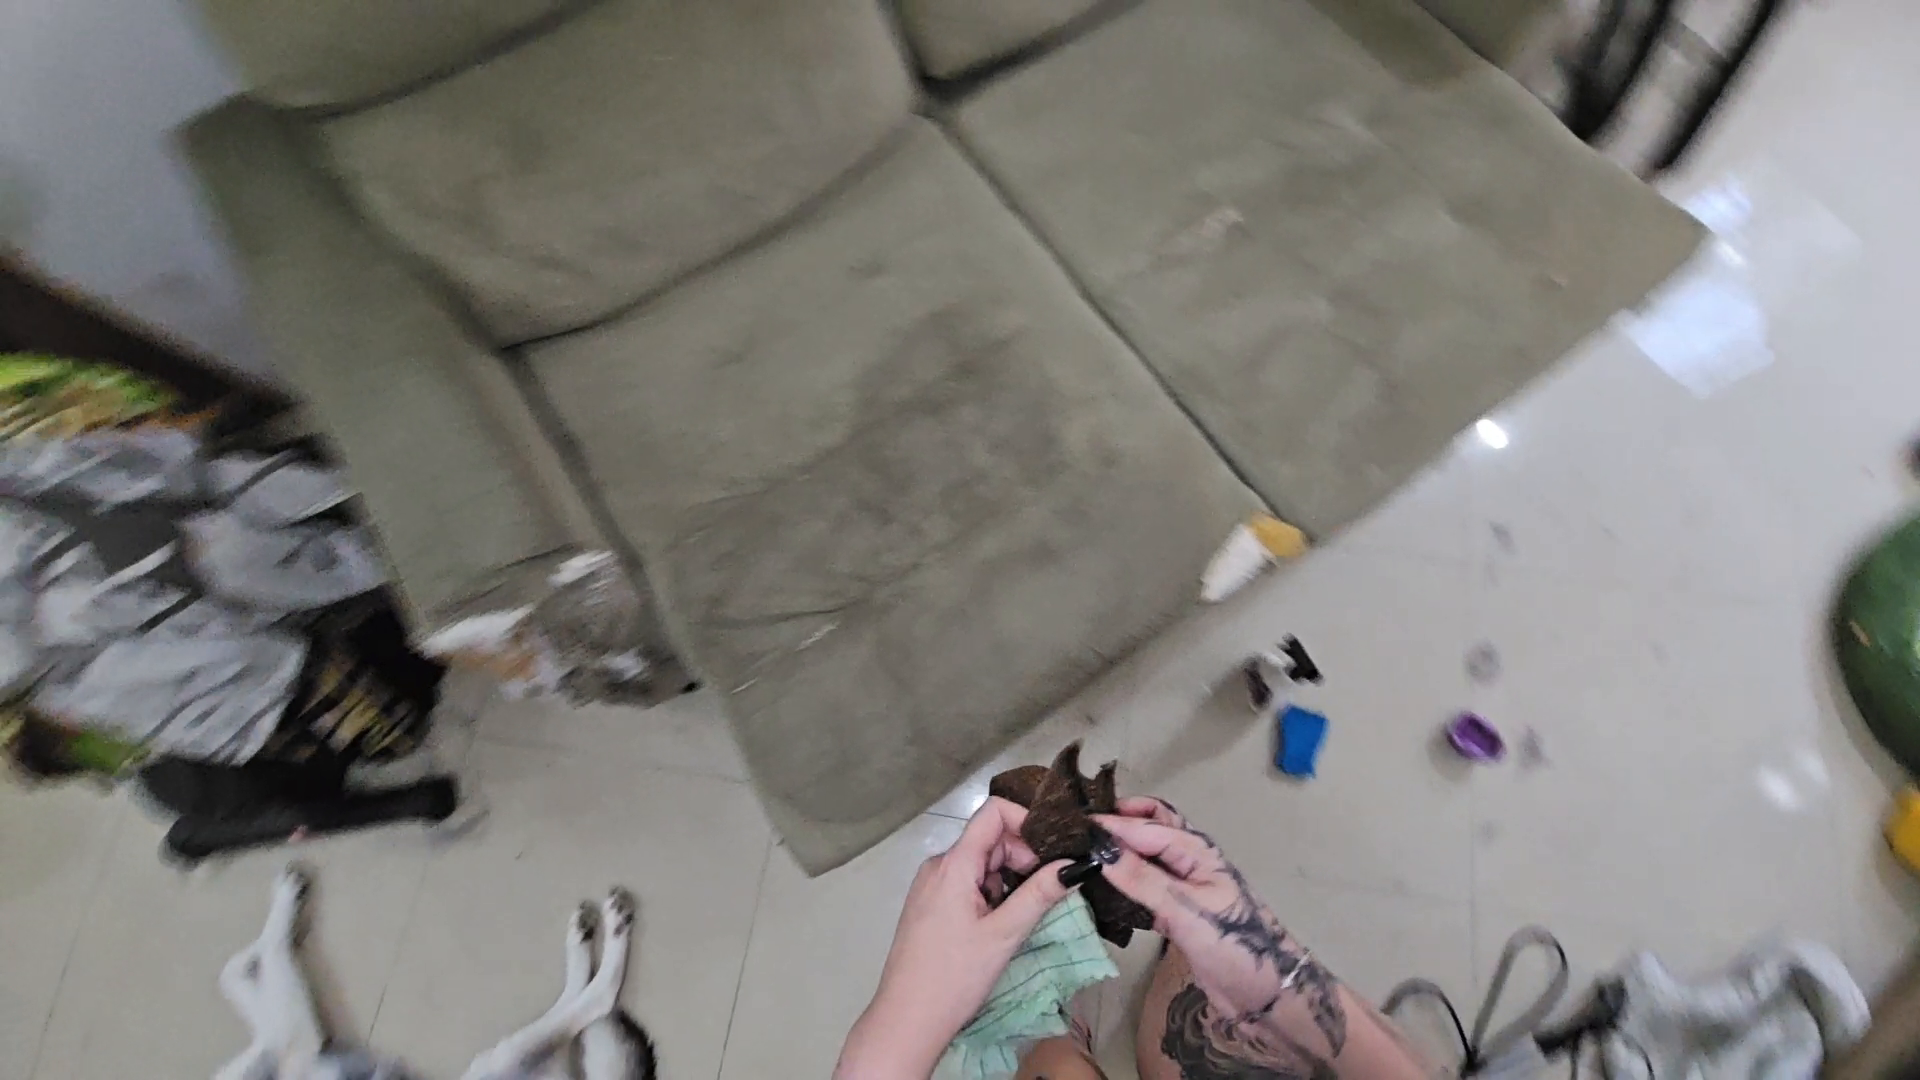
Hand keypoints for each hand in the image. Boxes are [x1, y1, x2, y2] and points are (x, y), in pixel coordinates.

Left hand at [834, 798, 1077, 1079]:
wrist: (904, 1022)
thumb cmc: (954, 977)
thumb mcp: (1003, 935)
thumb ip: (1039, 895)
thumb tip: (1074, 865)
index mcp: (954, 862)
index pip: (993, 812)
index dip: (1026, 821)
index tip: (1052, 849)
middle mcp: (939, 863)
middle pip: (989, 839)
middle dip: (1022, 858)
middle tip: (1046, 891)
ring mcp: (931, 883)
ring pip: (979, 862)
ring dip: (1007, 878)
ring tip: (1022, 914)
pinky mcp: (929, 903)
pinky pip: (966, 881)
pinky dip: (989, 892)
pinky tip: (998, 923)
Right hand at [1093, 798, 1347, 1057]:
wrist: (1269, 998)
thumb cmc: (1234, 945)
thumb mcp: (1186, 910)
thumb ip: (1142, 879)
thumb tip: (1099, 850)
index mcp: (1195, 849)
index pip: (1145, 825)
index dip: (1112, 823)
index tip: (1074, 826)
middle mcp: (1187, 860)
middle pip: (1150, 827)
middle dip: (1120, 822)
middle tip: (1083, 830)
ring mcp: (1182, 887)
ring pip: (1145, 858)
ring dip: (1120, 854)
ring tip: (1084, 857)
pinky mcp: (1177, 914)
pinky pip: (1144, 890)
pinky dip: (1124, 887)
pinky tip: (1101, 895)